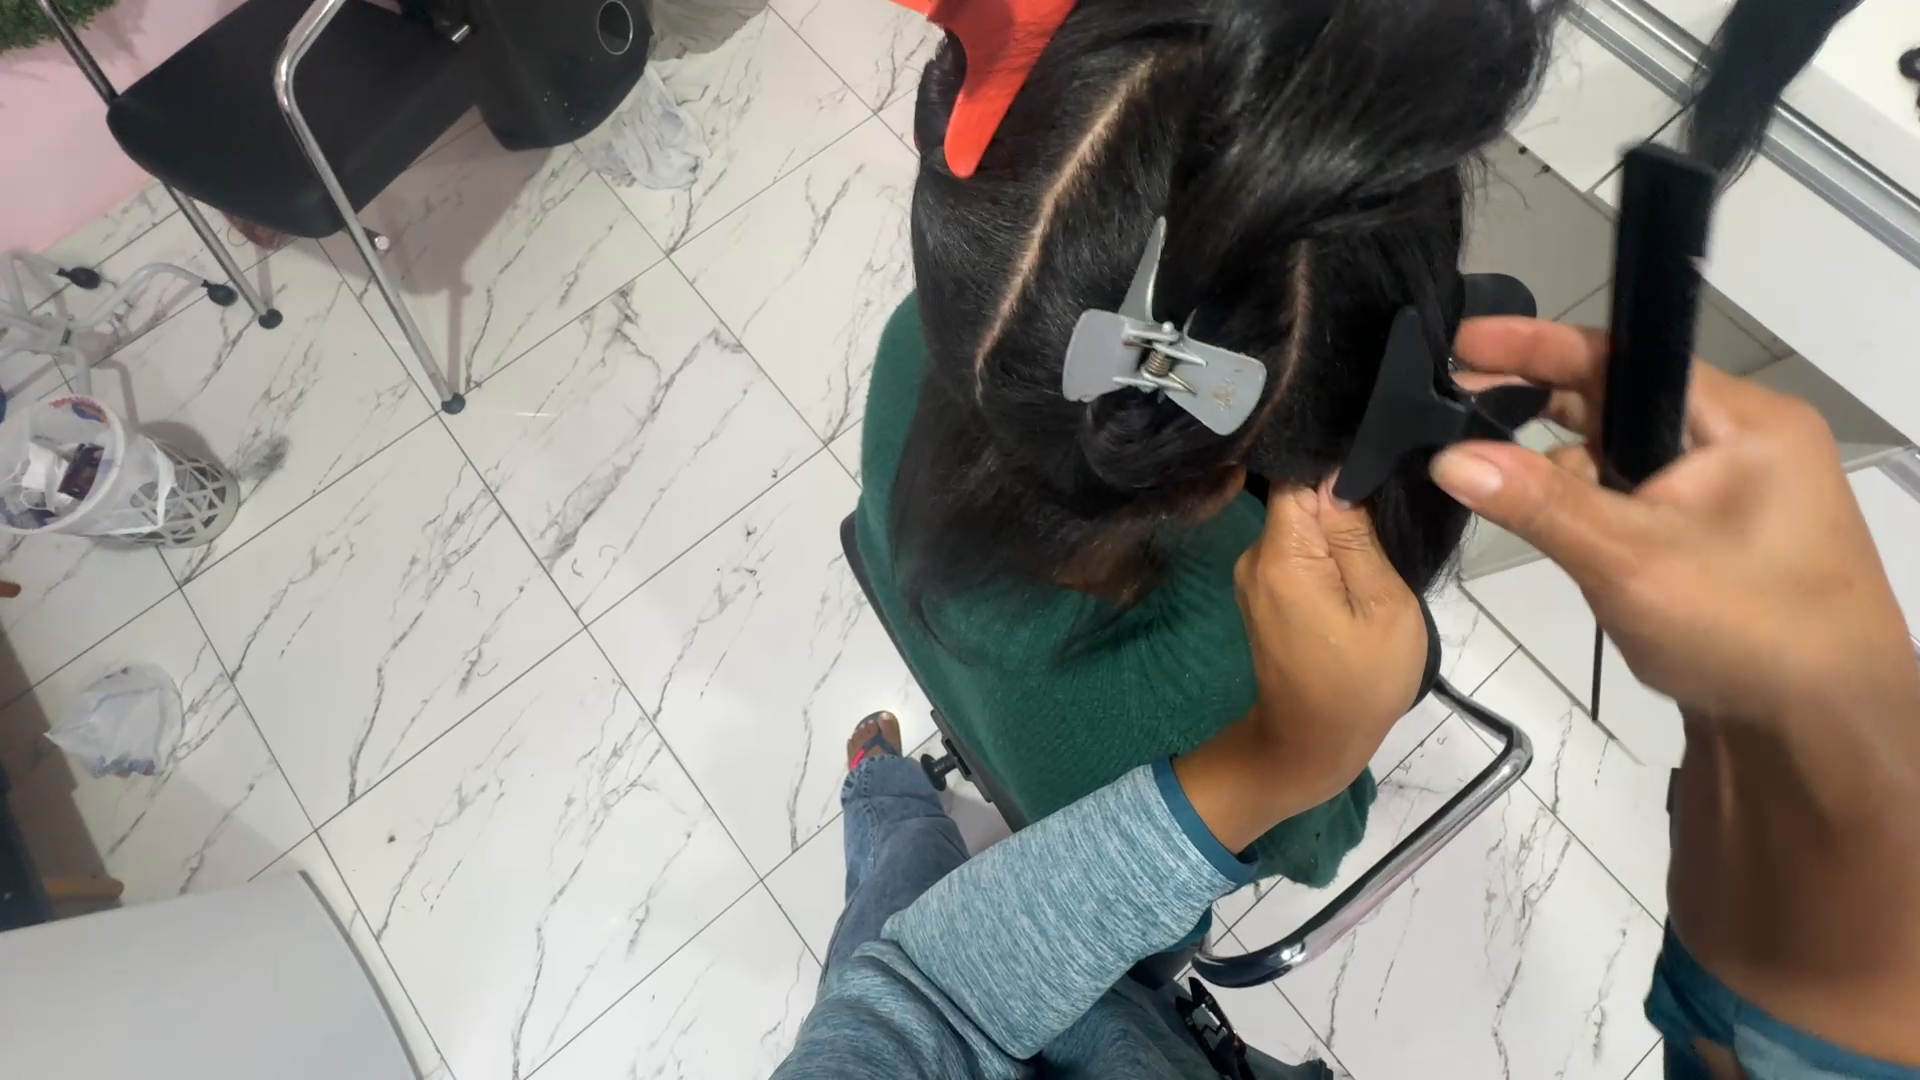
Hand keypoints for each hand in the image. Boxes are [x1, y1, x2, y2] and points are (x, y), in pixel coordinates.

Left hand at [1175, 485, 1427, 851]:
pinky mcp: (1260, 590)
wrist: (1310, 740)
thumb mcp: (1382, 605)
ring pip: (1296, 525)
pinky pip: (1292, 551)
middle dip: (1340, 496)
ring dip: (1335, 527)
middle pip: (1295, 499)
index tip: (1378, 464)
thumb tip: (1339, 476)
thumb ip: (1358, 537)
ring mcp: (1250, 574)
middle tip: (1393, 506)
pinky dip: (1322, 551)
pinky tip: (1354, 564)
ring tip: (1382, 538)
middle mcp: (1252, 556)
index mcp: (1280, 555)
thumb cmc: (1358, 681)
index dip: (1335, 466)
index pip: (1296, 479)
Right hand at [1433, 317, 1919, 730]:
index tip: (1460, 342)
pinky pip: (1600, 489)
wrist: (1808, 722)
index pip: (1624, 360)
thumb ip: (1536, 502)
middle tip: (1444, 403)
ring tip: (1475, 477)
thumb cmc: (1746, 627)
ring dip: (1538, 464)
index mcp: (1736, 424)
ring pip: (1595, 450)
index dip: (1537, 346)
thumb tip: (1445, 457)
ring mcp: (1699, 484)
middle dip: (1526, 402)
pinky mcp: (1678, 523)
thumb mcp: (1630, 558)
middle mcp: (1720, 440)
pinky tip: (1524, 517)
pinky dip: (1555, 497)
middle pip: (1605, 398)